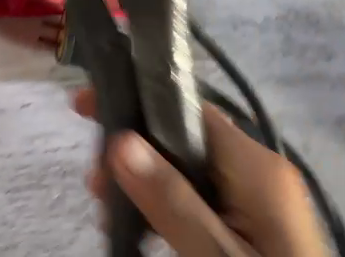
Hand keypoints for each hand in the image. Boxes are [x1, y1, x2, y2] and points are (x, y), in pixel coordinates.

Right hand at [75, 89, 326, 256]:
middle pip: (182, 138)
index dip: (132, 102)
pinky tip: (145, 228)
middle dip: (131, 152)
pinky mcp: (258, 227)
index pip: (185, 107)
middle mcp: (261, 172)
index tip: (83, 109)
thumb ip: (171, 201)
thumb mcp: (214, 256)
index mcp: (256, 166)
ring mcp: (261, 201)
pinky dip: (170, 205)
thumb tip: (118, 138)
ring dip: (145, 183)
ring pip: (189, 170)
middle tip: (95, 187)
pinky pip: (204, 198)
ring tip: (112, 215)